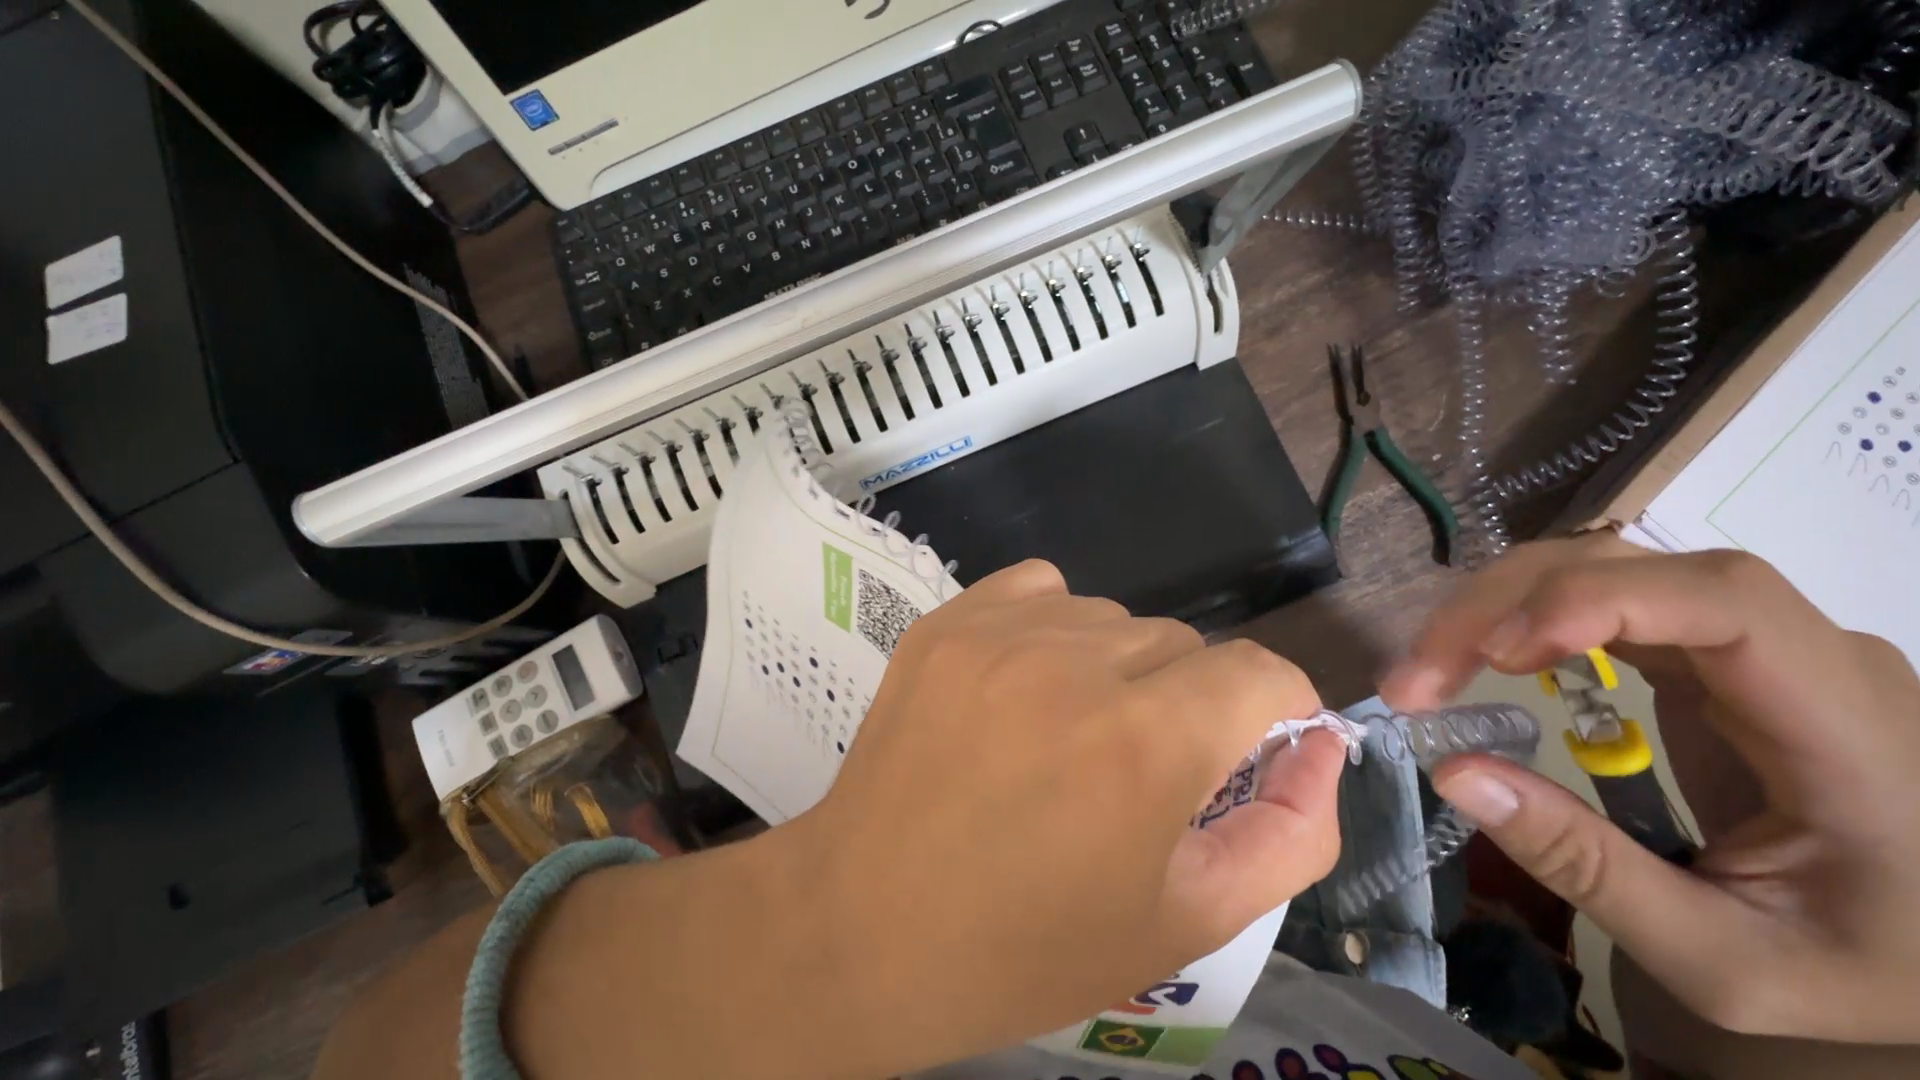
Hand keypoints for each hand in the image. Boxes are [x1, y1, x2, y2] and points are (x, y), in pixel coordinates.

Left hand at [788, 560, 1347, 1070]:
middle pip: (1185, 646)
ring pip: (1113, 619)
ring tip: (1073, 738)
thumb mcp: (1187, 919)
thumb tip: (1319, 746)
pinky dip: (1055, 628)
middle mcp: (1076, 663)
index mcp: (1146, 741)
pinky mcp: (946, 624)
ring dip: (1119, 669)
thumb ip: (1290, 832)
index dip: (1277, 711)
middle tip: (1140, 775)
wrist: (865, 927)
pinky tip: (1029, 688)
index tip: (1251, 752)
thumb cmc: (1029, 944)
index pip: (1261, 671)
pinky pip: (1039, 589)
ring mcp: (999, 633)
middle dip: (1190, 704)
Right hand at [1382, 534, 1919, 1044]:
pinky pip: (1610, 600)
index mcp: (1849, 731)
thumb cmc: (1859, 962)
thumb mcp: (1724, 962)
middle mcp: (1813, 655)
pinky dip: (1527, 617)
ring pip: (1612, 568)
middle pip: (1640, 569)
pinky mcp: (1717, 650)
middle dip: (1506, 606)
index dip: (1597, 601)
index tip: (1495, 655)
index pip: (1725, 604)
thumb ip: (1590, 869)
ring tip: (1428, 670)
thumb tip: (1449, 768)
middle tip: (1413, 680)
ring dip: (1502, 606)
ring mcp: (1764, 642)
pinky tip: (1481, 656)